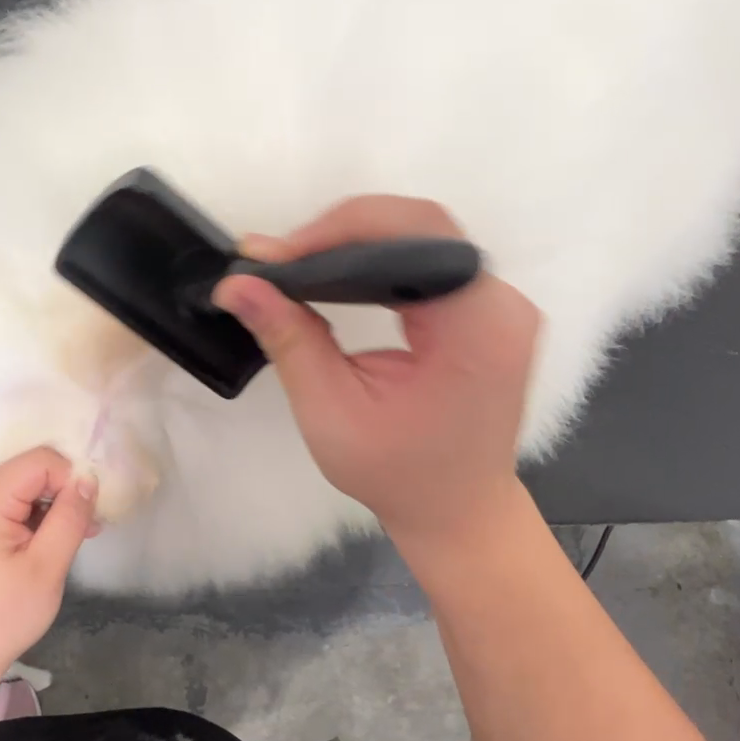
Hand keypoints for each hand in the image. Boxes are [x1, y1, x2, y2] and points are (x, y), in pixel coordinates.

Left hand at [0, 448, 96, 685]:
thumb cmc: (5, 614)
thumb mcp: (47, 566)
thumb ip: (70, 518)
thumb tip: (89, 481)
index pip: (41, 460)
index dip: (71, 477)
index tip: (91, 510)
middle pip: (33, 469)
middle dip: (67, 488)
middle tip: (92, 522)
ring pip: (28, 488)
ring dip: (57, 504)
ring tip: (83, 534)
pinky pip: (18, 508)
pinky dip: (42, 518)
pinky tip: (60, 542)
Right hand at [213, 196, 541, 552]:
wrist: (456, 512)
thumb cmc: (396, 475)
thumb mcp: (330, 411)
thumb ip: (289, 340)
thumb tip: (237, 283)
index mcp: (477, 326)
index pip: (413, 233)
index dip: (340, 230)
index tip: (278, 257)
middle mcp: (502, 303)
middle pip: (421, 228)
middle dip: (343, 234)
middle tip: (280, 262)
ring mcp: (501, 307)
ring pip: (425, 242)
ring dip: (358, 247)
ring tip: (299, 269)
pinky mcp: (489, 315)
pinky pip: (431, 267)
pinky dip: (380, 266)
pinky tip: (338, 280)